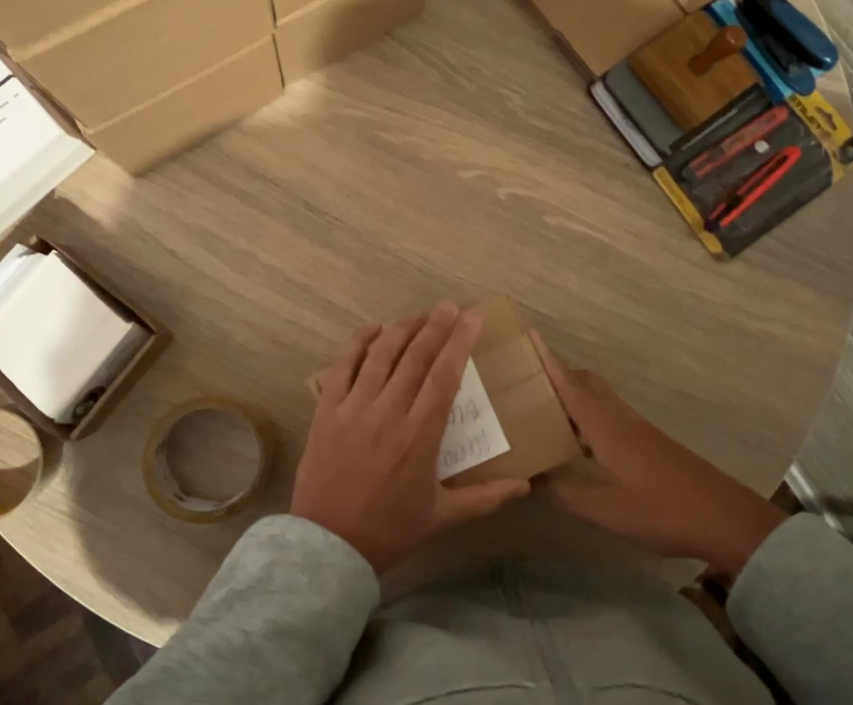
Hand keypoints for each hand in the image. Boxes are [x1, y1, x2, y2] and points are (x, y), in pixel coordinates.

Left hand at [292, 301, 531, 571]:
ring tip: (418, 315)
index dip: (459, 343)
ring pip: (380, 355)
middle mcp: (387, 413)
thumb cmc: (390, 530)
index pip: (444, 376)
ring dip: (401, 329)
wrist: (329, 545)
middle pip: (414, 357)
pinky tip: (372, 330)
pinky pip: (342, 366)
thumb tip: (526, 485)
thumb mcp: (442, 517)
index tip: (471, 319)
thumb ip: (486, 498)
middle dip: (435, 326)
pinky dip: (357, 343)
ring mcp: (353, 408)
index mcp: (419, 436)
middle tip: (449, 306)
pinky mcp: (326, 410)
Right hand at [535, 333, 786, 580]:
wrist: (724, 520)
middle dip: (556, 373)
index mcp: (606, 426)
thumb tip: (529, 480)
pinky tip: (577, 441)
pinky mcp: (648, 443)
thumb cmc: (662, 510)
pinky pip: (609, 416)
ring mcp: (638, 430)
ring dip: (572, 394)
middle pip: (585, 383)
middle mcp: (620, 419)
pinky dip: (587, 415)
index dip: (547, 360)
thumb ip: (565, 494)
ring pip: (599, 399)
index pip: (569, 384)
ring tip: (541, 408)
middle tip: (524, 378)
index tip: (528, 334)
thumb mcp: (606, 510)